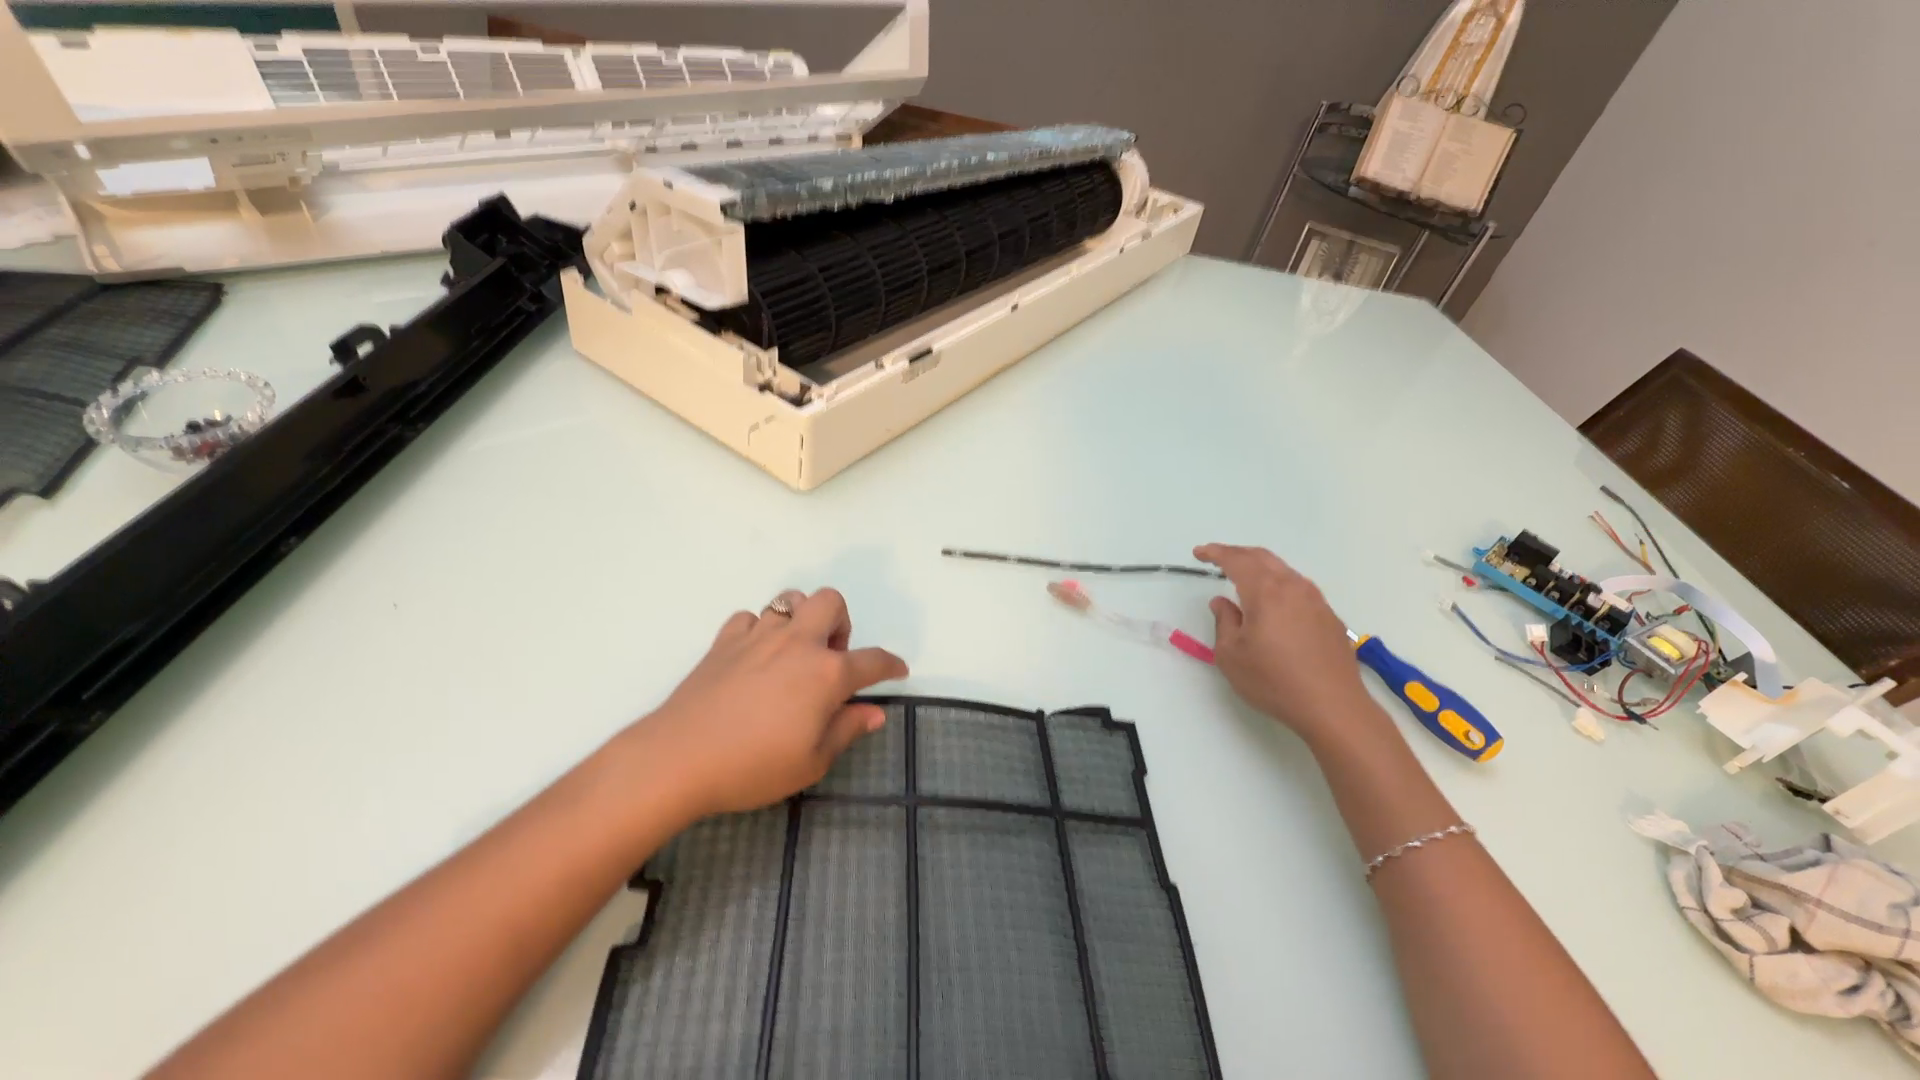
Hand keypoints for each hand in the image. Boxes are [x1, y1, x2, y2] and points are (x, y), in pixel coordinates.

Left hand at [623, 588, 907, 819]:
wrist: (680, 758)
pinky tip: (754, 658)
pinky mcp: (723, 642)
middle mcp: (797, 644)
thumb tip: (874, 712)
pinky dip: (758, 631)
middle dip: (841, 623)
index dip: (890, 664)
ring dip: (800, 619)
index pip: (872, 660)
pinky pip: (749, 619)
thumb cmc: (754, 767)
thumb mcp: (812, 761)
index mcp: (826, 673)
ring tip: (794, 653)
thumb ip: (846, 729)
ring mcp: (757, 637)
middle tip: (831, 659)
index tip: (897, 670)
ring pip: (789, 600)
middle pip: (830, 602)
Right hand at [1196, 544, 1388, 747]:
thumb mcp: (1232, 656)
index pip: (1236, 560)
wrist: (1332, 705)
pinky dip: (1279, 585)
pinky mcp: (1329, 617)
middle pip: (1263, 558)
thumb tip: (1223, 603)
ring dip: (1261, 568)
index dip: (1215, 553)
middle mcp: (1293, 587)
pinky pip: (1299, 588)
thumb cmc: (1274, 681)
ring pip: (1284, 571)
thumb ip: (1224, 622)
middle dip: (1238, 554)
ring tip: (1245, 578)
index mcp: (1265, 592)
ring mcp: (1316, 601)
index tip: (1199, 553)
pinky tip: (1274, 603)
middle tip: (1218, 559)